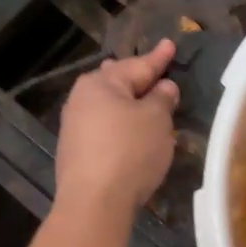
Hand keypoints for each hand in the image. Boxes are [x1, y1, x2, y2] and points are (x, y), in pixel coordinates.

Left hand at [56, 39, 179, 209]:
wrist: (94, 202)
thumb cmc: (129, 151)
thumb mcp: (156, 120)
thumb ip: (162, 99)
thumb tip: (163, 87)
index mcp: (101, 83)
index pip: (138, 65)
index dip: (159, 58)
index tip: (170, 44)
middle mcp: (82, 99)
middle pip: (117, 83)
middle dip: (138, 78)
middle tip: (156, 71)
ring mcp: (75, 127)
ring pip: (109, 107)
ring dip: (129, 105)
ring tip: (146, 101)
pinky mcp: (76, 152)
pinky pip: (105, 128)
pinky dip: (121, 126)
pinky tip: (131, 132)